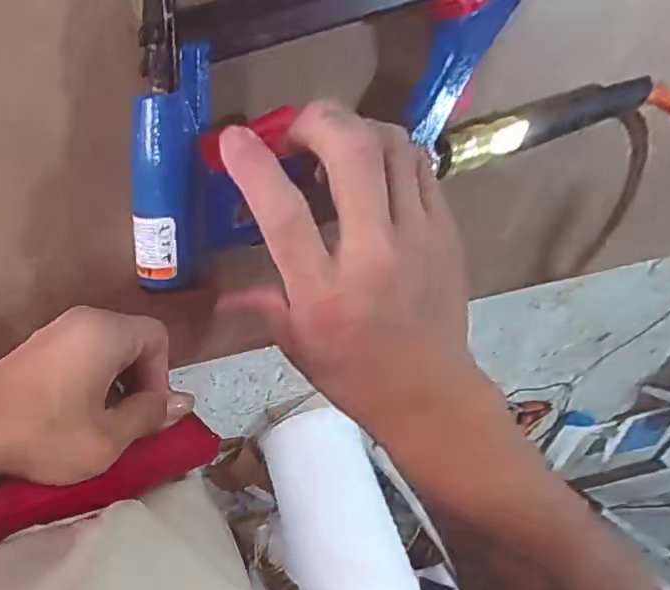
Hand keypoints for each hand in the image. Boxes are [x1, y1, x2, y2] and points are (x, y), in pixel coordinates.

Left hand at [0, 306, 194, 484]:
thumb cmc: (43, 435)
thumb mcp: (106, 438)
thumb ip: (149, 417)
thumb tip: (184, 403)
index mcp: (104, 331)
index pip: (157, 339)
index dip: (162, 379)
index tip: (145, 416)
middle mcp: (79, 320)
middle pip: (130, 343)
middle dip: (137, 384)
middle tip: (124, 425)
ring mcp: (51, 332)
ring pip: (102, 353)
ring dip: (111, 388)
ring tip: (97, 426)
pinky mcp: (32, 350)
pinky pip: (76, 358)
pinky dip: (85, 384)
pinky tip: (69, 418)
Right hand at [218, 102, 502, 441]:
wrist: (425, 388)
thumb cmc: (348, 373)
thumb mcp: (294, 344)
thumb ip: (262, 305)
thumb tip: (223, 295)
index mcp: (323, 292)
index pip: (284, 216)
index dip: (255, 170)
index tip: (233, 140)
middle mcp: (371, 254)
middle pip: (353, 154)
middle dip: (319, 122)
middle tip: (294, 128)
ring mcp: (417, 234)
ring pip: (393, 146)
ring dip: (356, 128)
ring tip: (330, 139)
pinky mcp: (446, 226)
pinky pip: (418, 165)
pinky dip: (388, 150)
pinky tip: (368, 162)